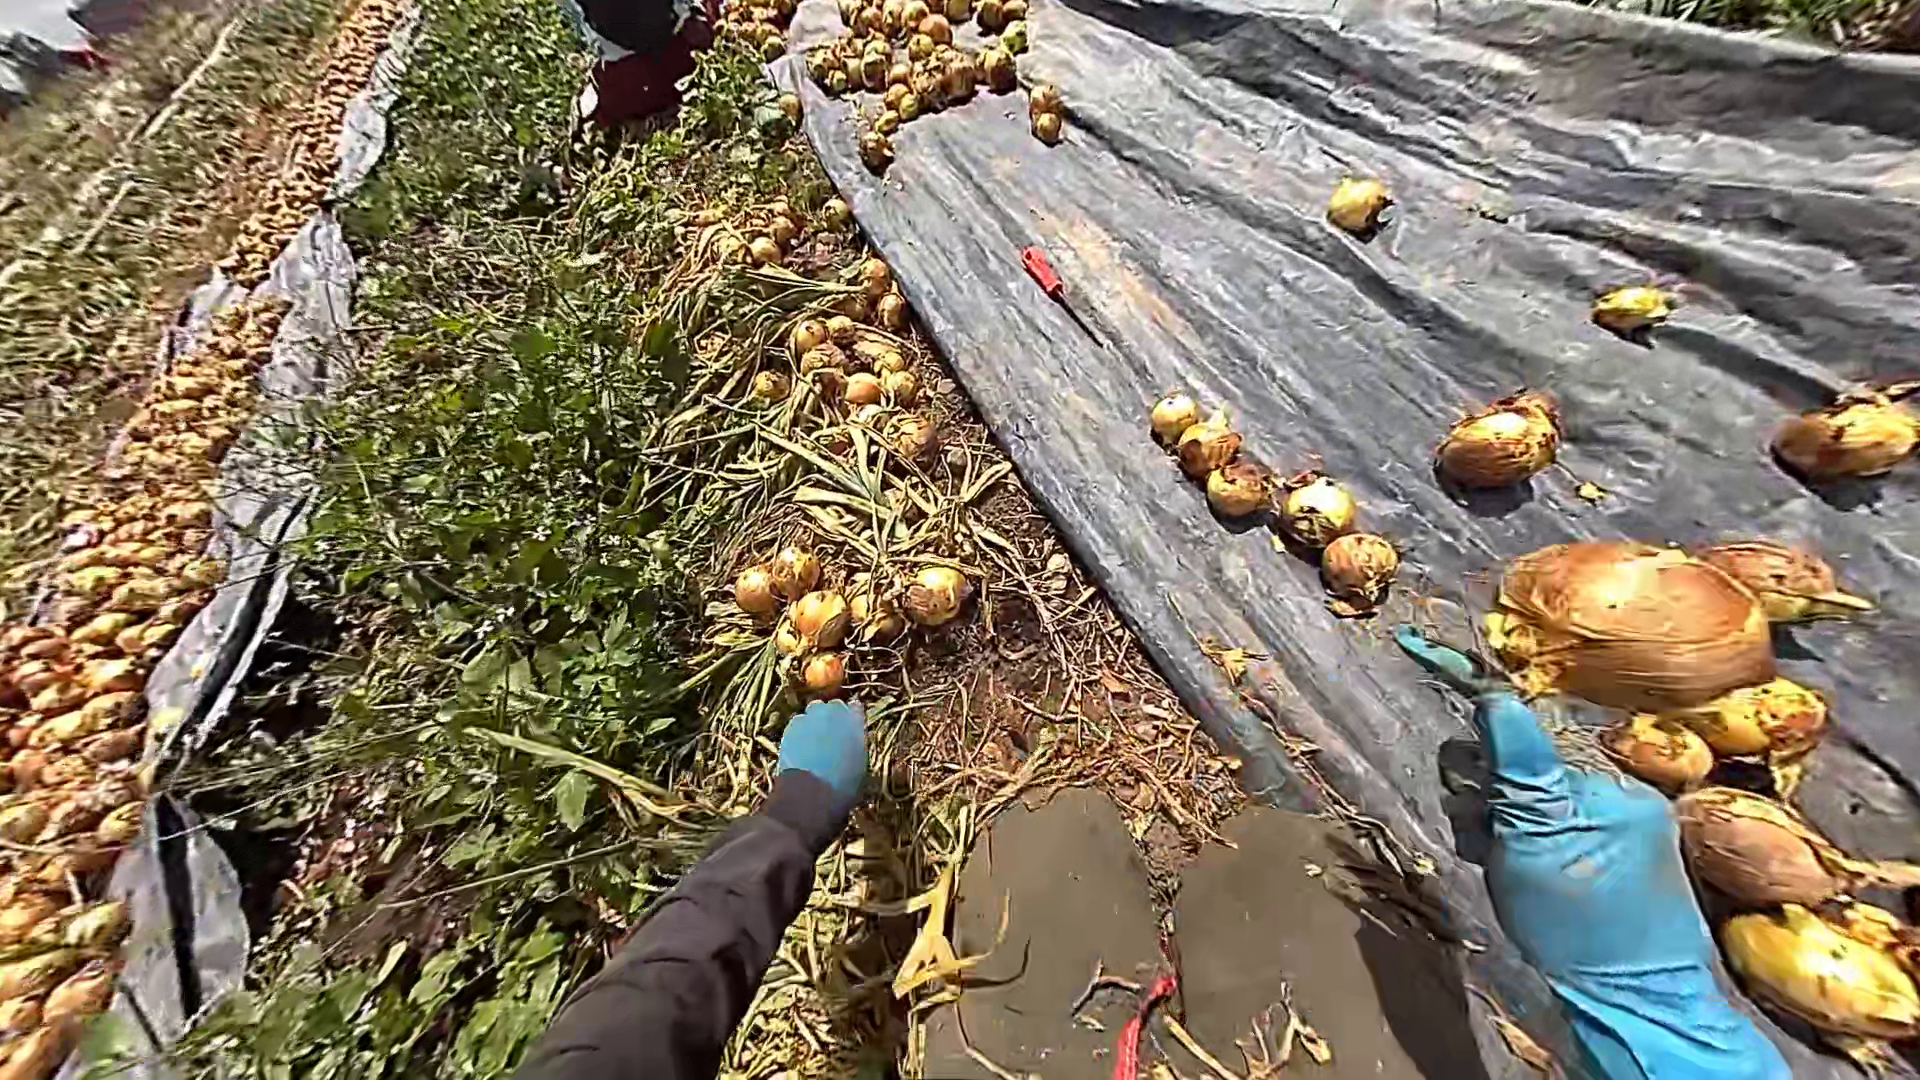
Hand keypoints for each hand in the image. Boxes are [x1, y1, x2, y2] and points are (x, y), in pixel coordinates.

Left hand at [776, 700, 867, 812]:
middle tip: (830, 735)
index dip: (851, 716)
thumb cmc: (843, 784)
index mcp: (855, 721)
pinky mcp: (792, 726)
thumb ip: (856, 742)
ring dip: (814, 723)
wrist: (812, 792)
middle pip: (833, 706)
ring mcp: (811, 717)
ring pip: (813, 713)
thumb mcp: (860, 763)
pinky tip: (799, 748)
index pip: (855, 707)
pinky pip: (797, 724)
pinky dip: (798, 732)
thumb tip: (851, 739)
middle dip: (831, 717)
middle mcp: (834, 712)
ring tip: (812, 742)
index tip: (850, 726)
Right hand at [1394, 627, 1786, 1079]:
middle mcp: (1596, 785)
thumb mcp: (1534, 837)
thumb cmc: (1577, 919)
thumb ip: (1517, 762)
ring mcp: (1588, 810)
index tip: (1413, 645)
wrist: (1627, 998)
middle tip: (1482, 826)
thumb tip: (1496, 695)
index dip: (1461, 676)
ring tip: (1492, 849)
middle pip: (1494, 749)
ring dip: (1477, 809)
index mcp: (1593, 781)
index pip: (1514, 713)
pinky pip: (1512, 806)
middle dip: (1471, 780)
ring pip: (1494, 779)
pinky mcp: (1576, 832)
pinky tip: (1500, 854)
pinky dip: (1492, 826)